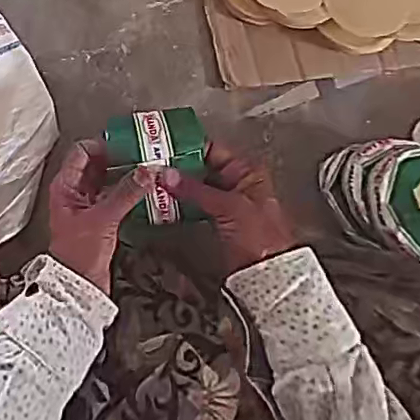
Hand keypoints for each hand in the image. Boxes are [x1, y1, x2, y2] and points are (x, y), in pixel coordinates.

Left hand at [46, 140, 155, 290]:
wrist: (78, 288)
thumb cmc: (77, 256)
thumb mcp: (103, 218)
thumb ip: (126, 192)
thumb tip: (145, 171)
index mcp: (65, 187)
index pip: (82, 152)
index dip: (103, 145)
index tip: (126, 144)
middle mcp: (74, 193)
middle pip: (97, 165)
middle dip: (119, 158)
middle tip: (142, 154)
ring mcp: (88, 206)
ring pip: (108, 180)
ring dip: (126, 175)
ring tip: (147, 170)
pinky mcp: (100, 219)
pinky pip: (116, 196)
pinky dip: (129, 191)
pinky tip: (144, 190)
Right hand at [159, 143, 296, 274]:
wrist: (266, 273)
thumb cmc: (261, 237)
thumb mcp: (229, 207)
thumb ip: (196, 190)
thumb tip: (168, 174)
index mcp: (246, 171)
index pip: (213, 150)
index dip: (189, 146)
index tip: (165, 145)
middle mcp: (235, 183)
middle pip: (200, 167)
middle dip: (177, 167)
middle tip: (152, 163)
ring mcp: (224, 202)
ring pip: (194, 187)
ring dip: (175, 185)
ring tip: (152, 180)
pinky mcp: (215, 220)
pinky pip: (193, 204)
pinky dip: (178, 202)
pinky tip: (162, 200)